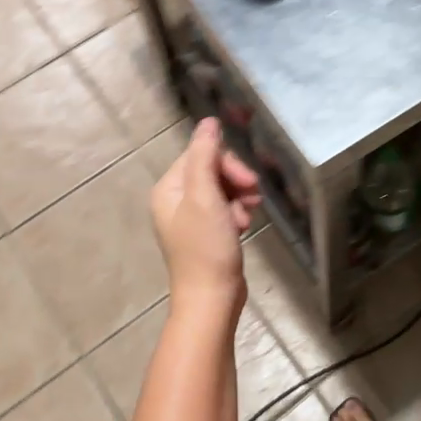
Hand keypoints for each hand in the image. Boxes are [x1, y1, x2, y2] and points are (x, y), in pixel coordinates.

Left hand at [150, 118, 261, 312]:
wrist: (212, 299)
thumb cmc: (206, 248)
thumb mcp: (205, 197)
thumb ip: (205, 156)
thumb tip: (208, 122)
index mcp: (167, 189)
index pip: (199, 155)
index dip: (227, 163)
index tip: (249, 181)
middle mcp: (174, 200)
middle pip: (210, 171)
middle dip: (235, 181)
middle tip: (253, 197)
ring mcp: (190, 219)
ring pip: (221, 190)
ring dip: (239, 198)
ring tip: (248, 217)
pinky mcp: (206, 234)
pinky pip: (224, 210)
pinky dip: (237, 214)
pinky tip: (245, 227)